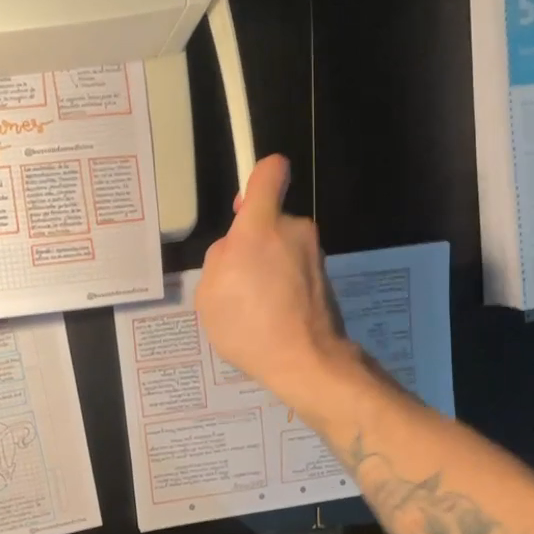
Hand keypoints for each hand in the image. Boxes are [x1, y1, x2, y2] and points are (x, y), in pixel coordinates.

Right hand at [196, 156, 356, 404]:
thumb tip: (234, 251)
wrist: (305, 360)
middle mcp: (294, 230)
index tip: (244, 202)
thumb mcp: (209, 293)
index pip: (269, 172)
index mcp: (260, 226)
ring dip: (266, 267)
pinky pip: (293, 271)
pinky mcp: (324, 278)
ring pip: (281, 248)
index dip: (256, 178)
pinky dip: (281, 287)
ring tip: (252, 306)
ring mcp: (314, 255)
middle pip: (268, 220)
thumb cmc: (248, 323)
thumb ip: (220, 259)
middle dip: (251, 241)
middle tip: (235, 280)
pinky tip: (270, 317)